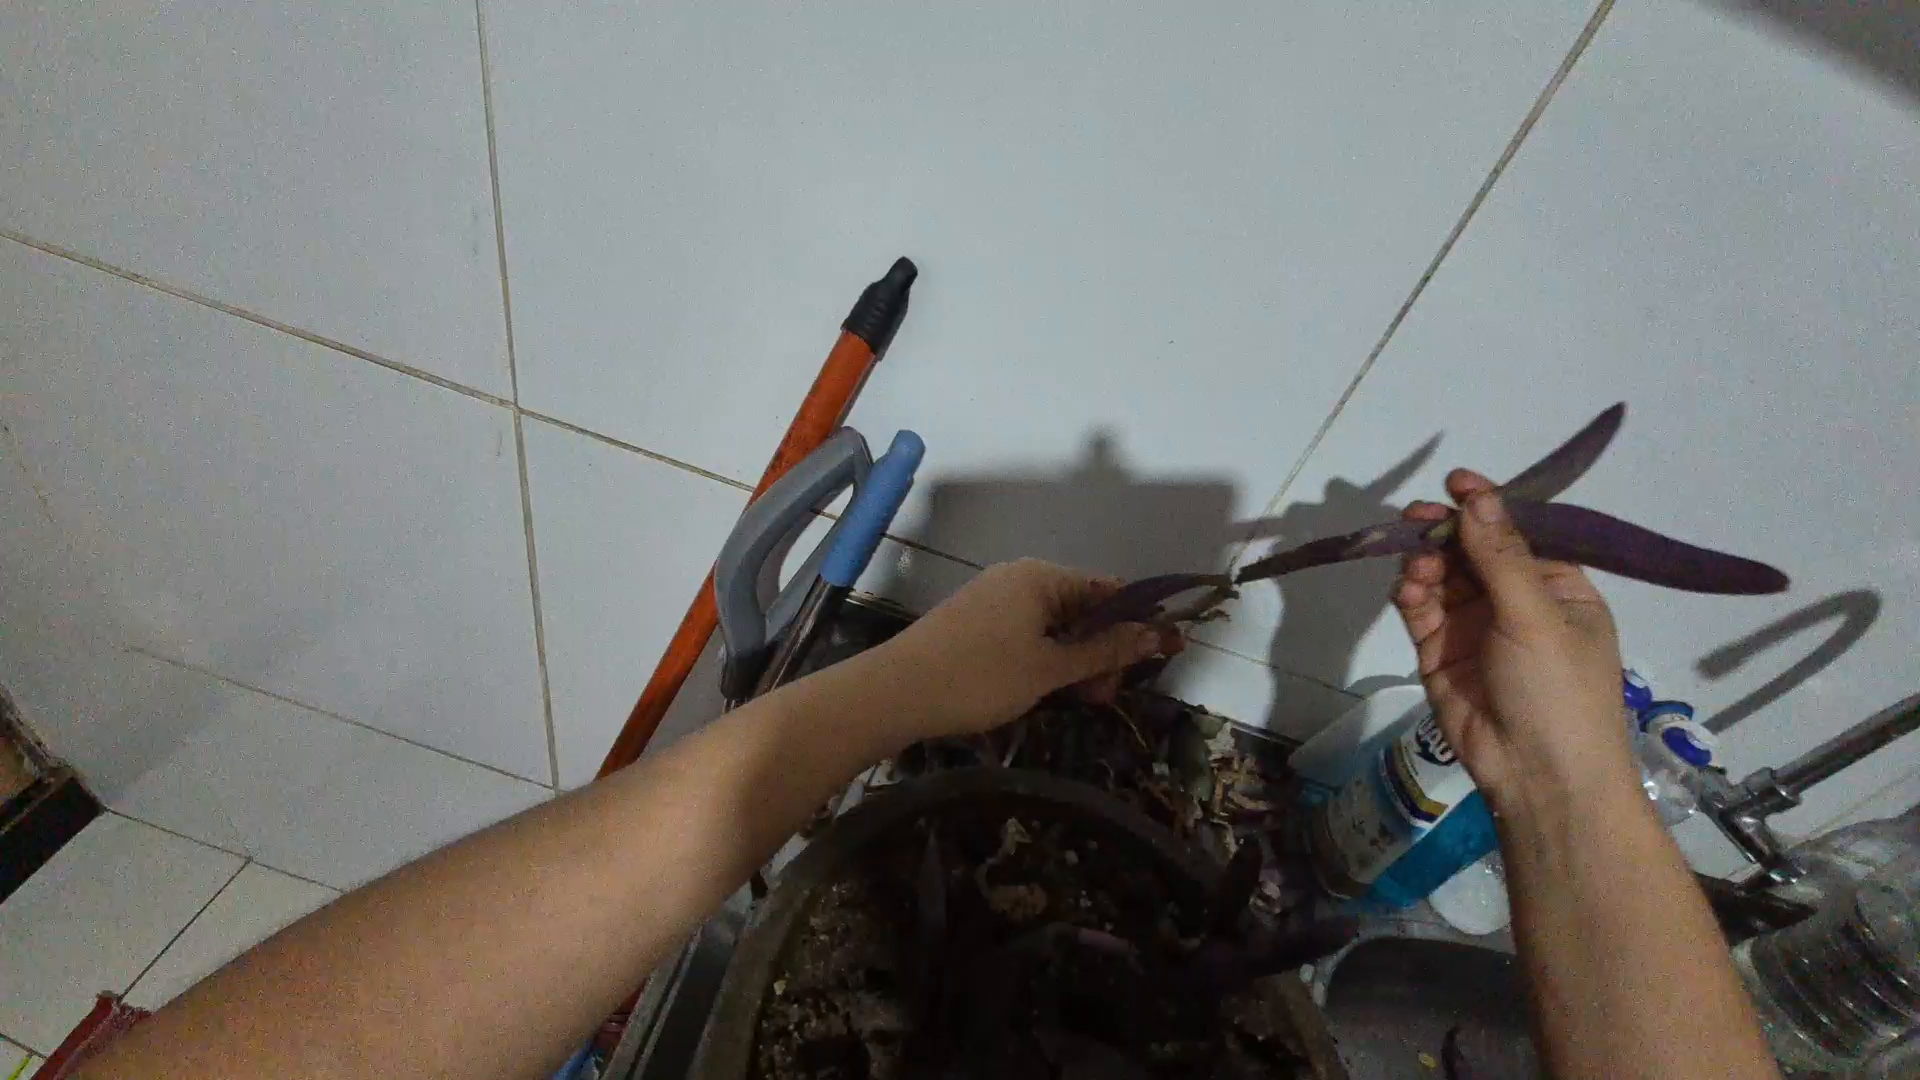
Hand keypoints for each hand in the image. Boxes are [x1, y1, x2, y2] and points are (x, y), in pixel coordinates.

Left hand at [877, 558, 1180, 737]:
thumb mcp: (1049, 669)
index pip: (1107, 590)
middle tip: (1102, 697)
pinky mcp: (974, 622)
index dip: (1135, 625)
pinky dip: (1042, 660)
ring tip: (1076, 700)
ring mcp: (992, 599)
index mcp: (1040, 576)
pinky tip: (1041, 690)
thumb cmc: (979, 677)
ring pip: (1052, 627)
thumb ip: (1104, 650)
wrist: (894, 692)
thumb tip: (1158, 635)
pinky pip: (1024, 634)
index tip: (1153, 663)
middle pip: (1080, 609)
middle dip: (1100, 651)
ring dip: (1071, 661)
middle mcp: (1018, 578)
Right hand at [1392, 470, 1635, 810]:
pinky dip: (1410, 593)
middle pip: (1470, 550)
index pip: (1518, 533)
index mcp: (1557, 588)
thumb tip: (1478, 496)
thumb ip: (1500, 555)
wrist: (1535, 772)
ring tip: (1418, 569)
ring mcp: (1472, 624)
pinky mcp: (1437, 648)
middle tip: (1415, 517)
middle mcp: (1513, 600)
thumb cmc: (1558, 689)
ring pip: (1439, 575)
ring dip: (1425, 564)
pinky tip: (1408, 590)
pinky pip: (1418, 608)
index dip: (1487, 506)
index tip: (1455, 481)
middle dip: (1444, 532)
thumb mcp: (1536, 616)